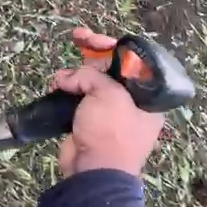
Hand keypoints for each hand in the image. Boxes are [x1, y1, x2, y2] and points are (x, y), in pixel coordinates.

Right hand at [53, 28, 164, 177]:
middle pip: (112, 66)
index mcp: (149, 97)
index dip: (114, 45)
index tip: (93, 38)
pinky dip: (66, 87)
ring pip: (92, 79)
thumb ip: (91, 75)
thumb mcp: (108, 95)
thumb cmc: (111, 131)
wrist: (95, 169)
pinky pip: (78, 94)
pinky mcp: (89, 118)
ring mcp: (110, 110)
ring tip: (61, 78)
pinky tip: (57, 86)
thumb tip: (67, 78)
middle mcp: (132, 101)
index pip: (134, 61)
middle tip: (76, 36)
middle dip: (93, 51)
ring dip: (74, 72)